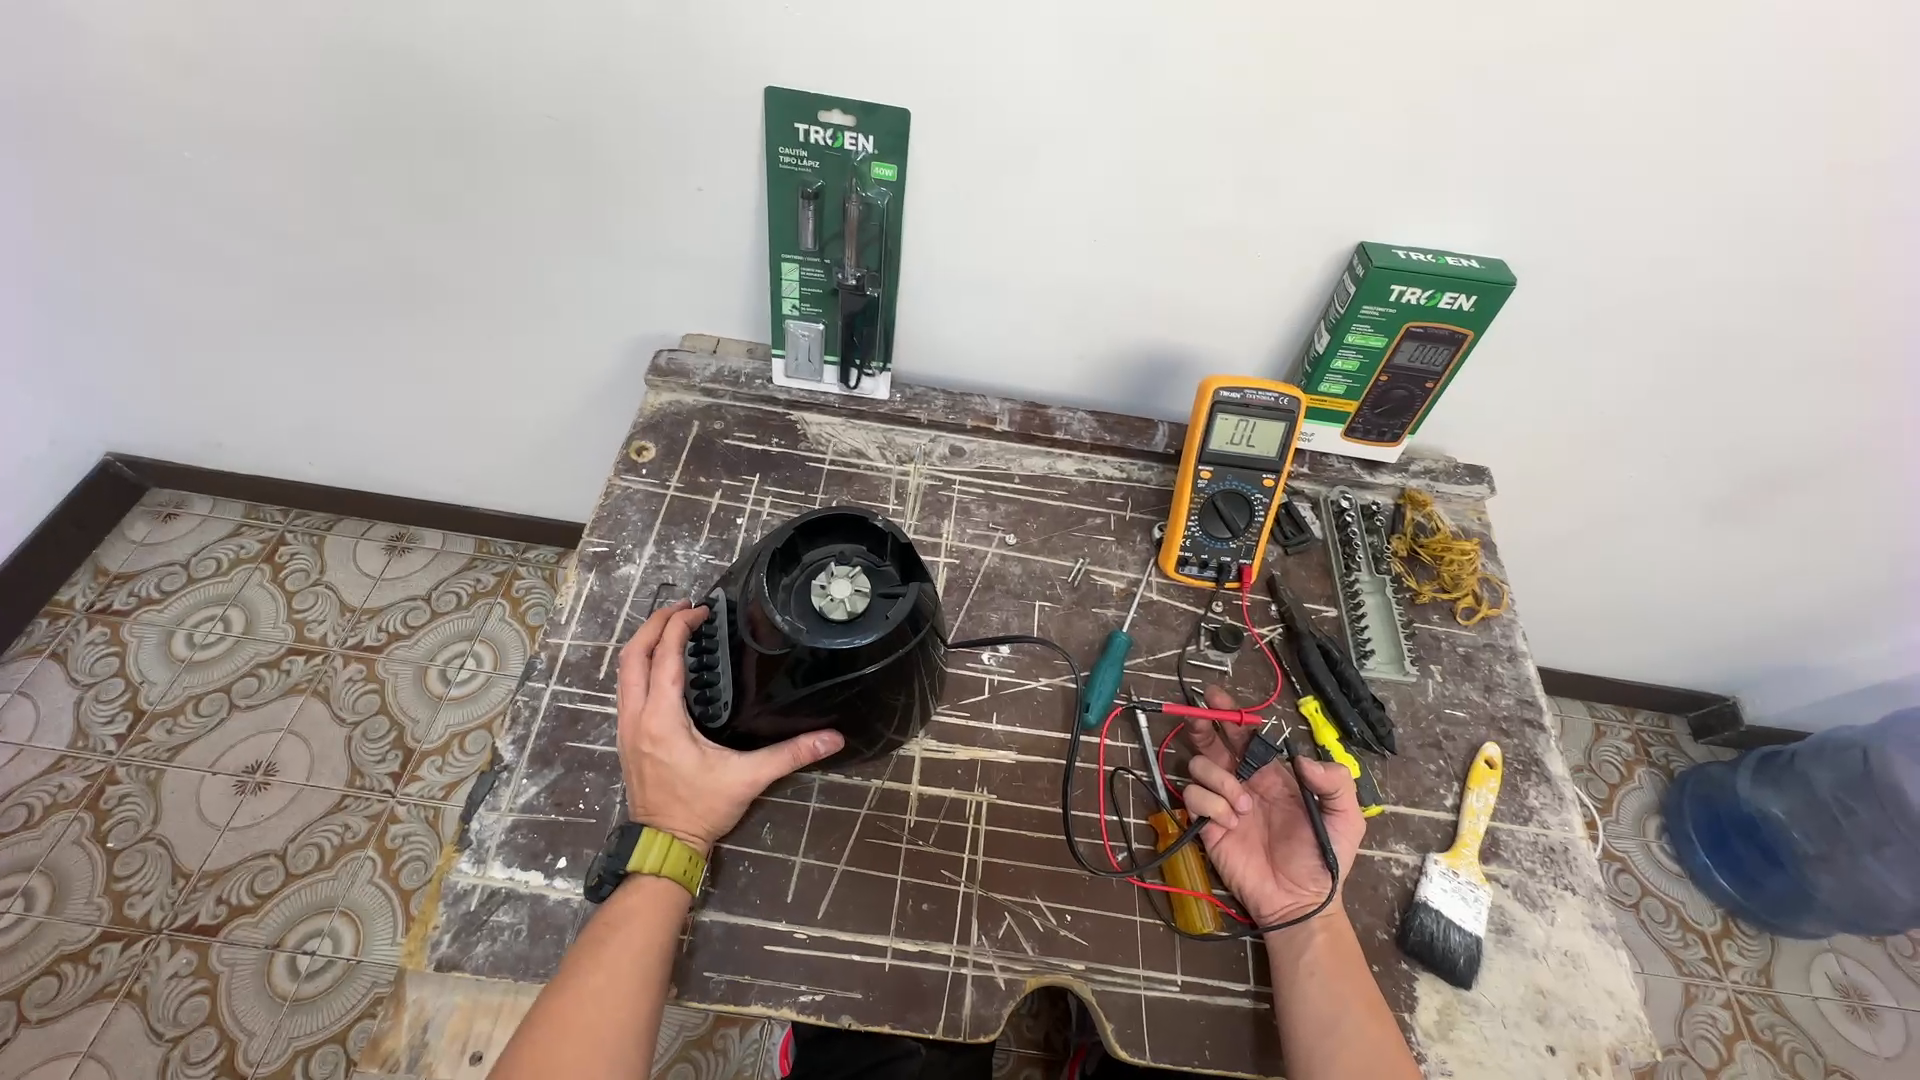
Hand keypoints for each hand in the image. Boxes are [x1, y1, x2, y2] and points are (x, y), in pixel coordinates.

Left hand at [616, 602, 844, 854]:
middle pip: (632, 655)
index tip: (701, 610)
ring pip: (624, 671)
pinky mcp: (626, 736)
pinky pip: (626, 687)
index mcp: (661, 719)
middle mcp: (636, 717)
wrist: (664, 846)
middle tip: (683, 606)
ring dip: (644, 643)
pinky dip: (641, 664)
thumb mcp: (748, 778)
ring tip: (672, 626)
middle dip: (654, 624)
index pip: (663, 657)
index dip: (678, 627)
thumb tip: (833, 739)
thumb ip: (790, 754)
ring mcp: (626, 727)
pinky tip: (663, 664)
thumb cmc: (702, 809)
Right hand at [1179, 687, 1366, 926]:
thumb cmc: (1324, 860)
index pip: (1247, 736)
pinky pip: (1194, 797)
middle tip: (1199, 712)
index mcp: (1272, 775)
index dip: (1233, 715)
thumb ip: (1335, 783)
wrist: (1301, 902)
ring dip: (1219, 778)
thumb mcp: (1346, 819)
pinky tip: (1231, 822)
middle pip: (1213, 742)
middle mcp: (1243, 782)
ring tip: (1243, 805)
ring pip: (1200, 766)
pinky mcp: (1207, 823)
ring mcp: (1222, 802)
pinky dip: (1211, 805)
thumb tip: (1302, 758)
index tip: (1218, 698)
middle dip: (1204, 723)